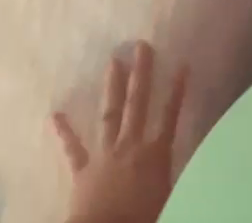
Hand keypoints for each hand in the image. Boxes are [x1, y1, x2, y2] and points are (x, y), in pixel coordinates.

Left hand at [52, 41, 189, 222]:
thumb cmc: (143, 218)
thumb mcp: (170, 197)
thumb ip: (177, 173)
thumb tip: (196, 162)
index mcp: (155, 154)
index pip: (170, 116)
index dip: (177, 91)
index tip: (182, 64)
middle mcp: (130, 146)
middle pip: (138, 104)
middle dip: (141, 73)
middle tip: (141, 45)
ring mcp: (105, 155)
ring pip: (110, 115)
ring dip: (112, 87)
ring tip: (113, 61)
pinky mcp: (83, 171)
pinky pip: (73, 149)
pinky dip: (65, 132)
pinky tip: (55, 115)